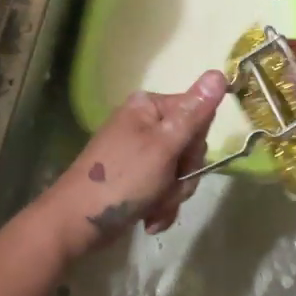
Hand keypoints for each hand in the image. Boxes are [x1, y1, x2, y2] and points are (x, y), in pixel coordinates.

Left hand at [36, 70, 225, 258]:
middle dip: (183, 175)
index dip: (196, 144)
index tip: (184, 162)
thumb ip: (194, 113)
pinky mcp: (136, 177)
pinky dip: (161, 204)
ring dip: (172, 195)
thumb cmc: (122, 179)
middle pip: (190, 145)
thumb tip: (220, 72)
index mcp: (149, 107)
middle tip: (167, 188)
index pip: (198, 114)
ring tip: (154, 208)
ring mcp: (139, 151)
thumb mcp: (164, 146)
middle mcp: (144, 123)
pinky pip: (164, 187)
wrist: (75, 223)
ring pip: (179, 171)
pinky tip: (149, 219)